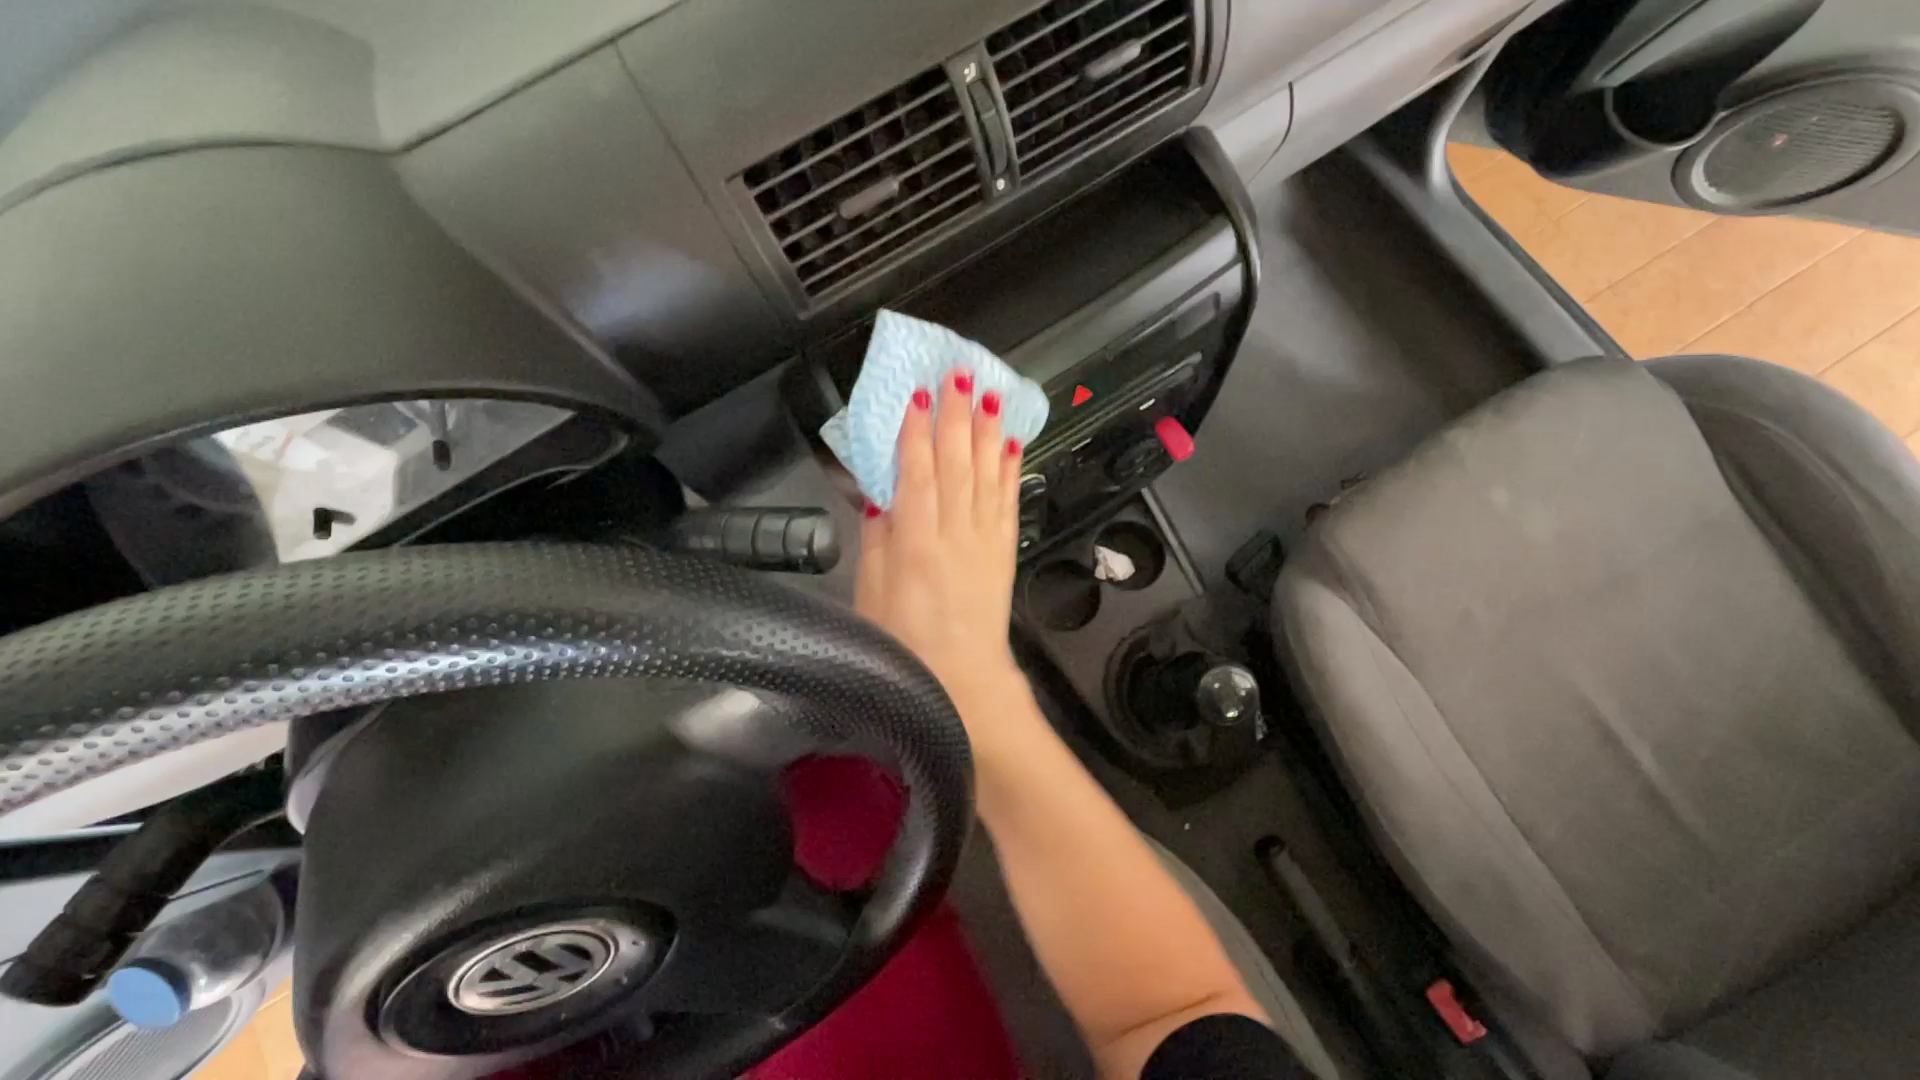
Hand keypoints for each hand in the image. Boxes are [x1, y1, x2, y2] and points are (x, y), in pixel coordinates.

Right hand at [854, 370, 1029, 730]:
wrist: (963, 683)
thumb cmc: (906, 648)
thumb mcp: (871, 597)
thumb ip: (875, 542)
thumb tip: (879, 496)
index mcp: (914, 545)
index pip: (917, 474)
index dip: (917, 431)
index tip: (918, 393)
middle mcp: (954, 535)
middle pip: (956, 463)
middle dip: (958, 414)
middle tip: (960, 372)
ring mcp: (984, 541)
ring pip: (986, 474)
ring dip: (988, 430)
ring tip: (991, 392)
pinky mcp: (1004, 551)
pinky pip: (1008, 500)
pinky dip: (1010, 468)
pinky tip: (1011, 442)